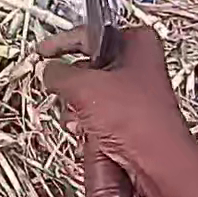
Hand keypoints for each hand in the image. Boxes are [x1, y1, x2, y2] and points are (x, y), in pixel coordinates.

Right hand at [37, 25, 197, 196]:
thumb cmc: (135, 120)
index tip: (42, 52)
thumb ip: (58, 73)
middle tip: (67, 96)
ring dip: (75, 109)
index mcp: (136, 43)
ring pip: (87, 93)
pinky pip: (94, 114)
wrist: (155, 162)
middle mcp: (138, 64)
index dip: (61, 44)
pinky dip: (85, 123)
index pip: (89, 35)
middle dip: (70, 87)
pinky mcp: (128, 117)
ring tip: (80, 119)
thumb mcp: (84, 87)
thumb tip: (46, 70)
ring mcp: (133, 92)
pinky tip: (87, 132)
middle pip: (86, 67)